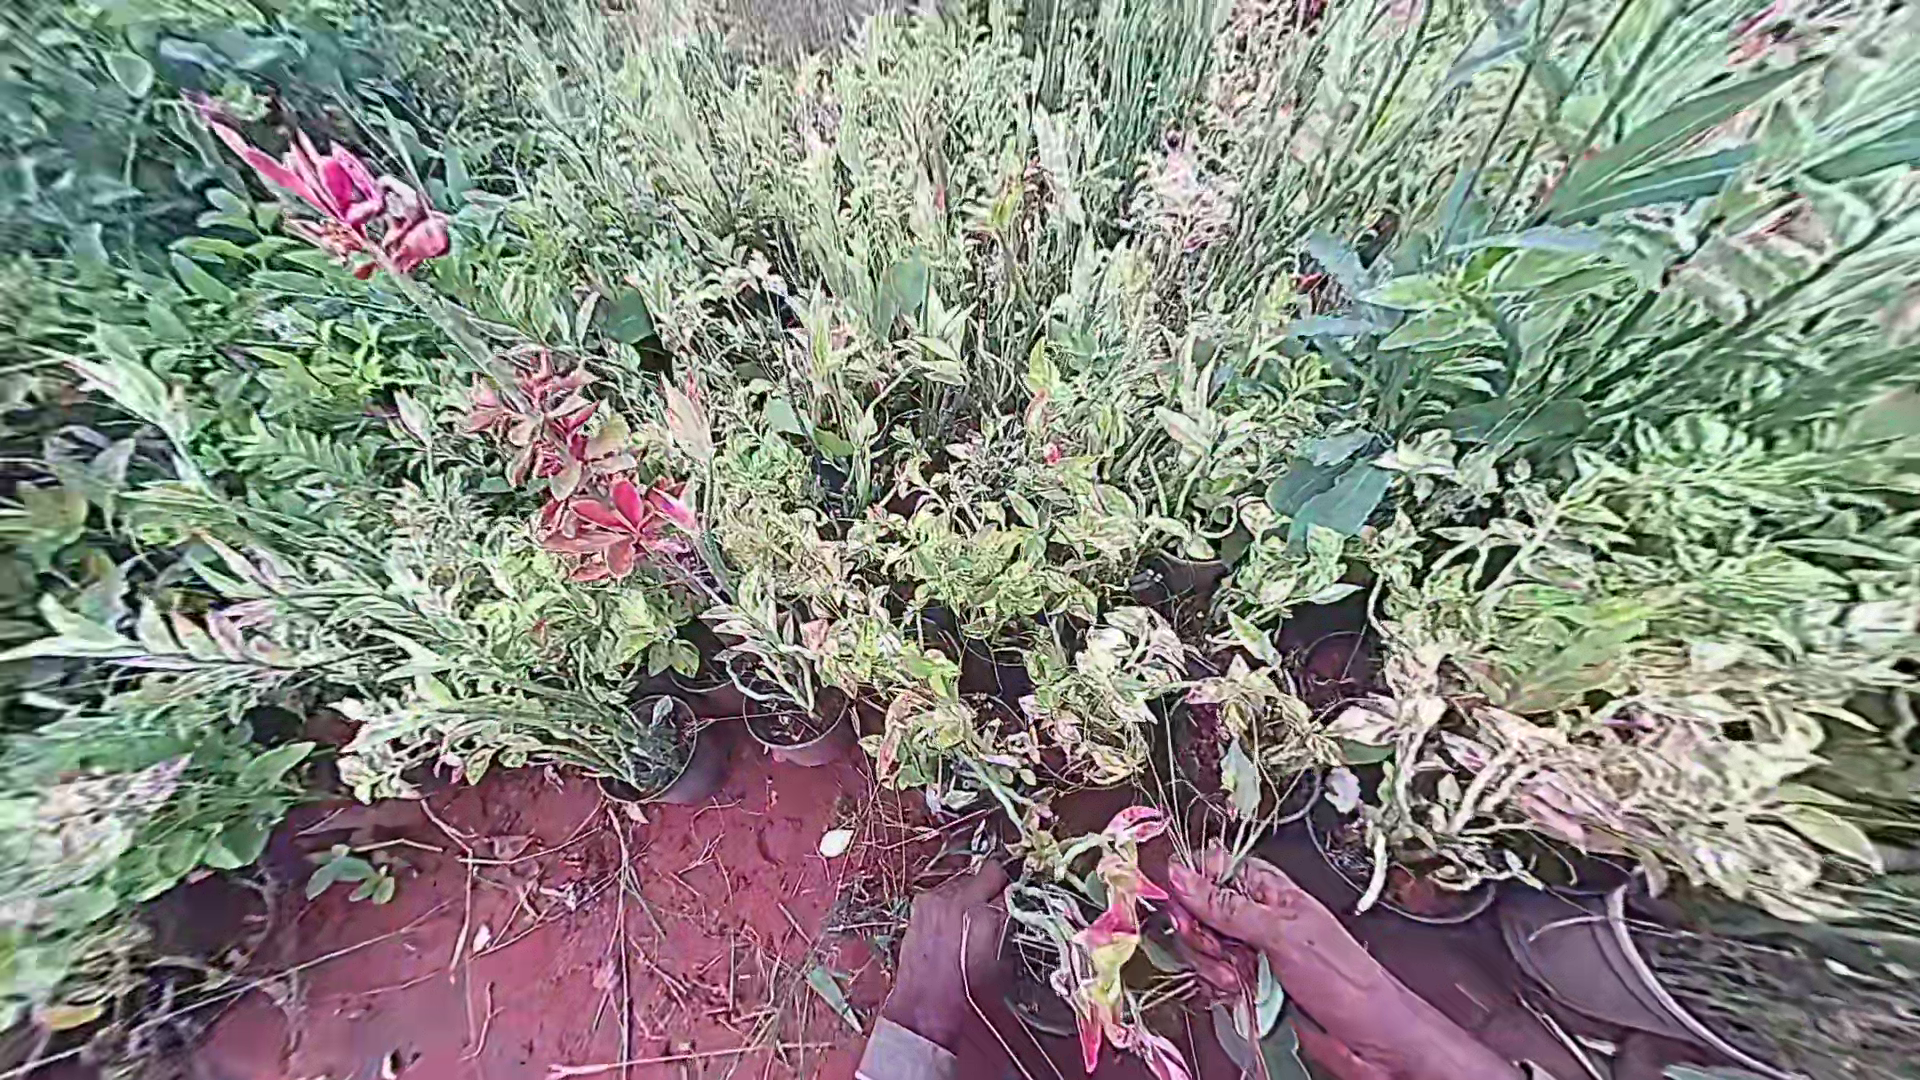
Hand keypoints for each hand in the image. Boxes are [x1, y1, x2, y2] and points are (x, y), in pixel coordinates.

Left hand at [881, 860, 1009, 1049]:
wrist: (924, 1014)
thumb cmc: (967, 999)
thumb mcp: (1001, 966)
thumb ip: (1007, 926)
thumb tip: (1012, 907)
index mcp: (984, 915)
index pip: (1007, 884)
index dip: (1013, 894)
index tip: (1014, 903)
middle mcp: (959, 899)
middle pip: (986, 873)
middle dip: (992, 889)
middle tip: (995, 912)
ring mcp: (936, 898)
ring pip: (965, 879)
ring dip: (971, 894)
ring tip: (970, 922)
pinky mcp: (921, 903)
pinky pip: (945, 890)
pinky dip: (951, 901)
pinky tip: (952, 925)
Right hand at [1167, 845, 1522, 1079]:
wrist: (1379, 1046)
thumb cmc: (1347, 980)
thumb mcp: (1282, 935)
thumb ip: (1225, 905)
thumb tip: (1178, 874)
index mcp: (1259, 883)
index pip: (1202, 867)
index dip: (1187, 887)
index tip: (1188, 911)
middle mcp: (1247, 909)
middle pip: (1192, 906)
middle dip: (1199, 933)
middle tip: (1218, 949)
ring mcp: (1244, 945)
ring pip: (1197, 942)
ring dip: (1210, 964)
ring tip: (1238, 976)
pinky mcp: (1243, 977)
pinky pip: (1208, 973)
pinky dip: (1216, 985)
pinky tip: (1239, 991)